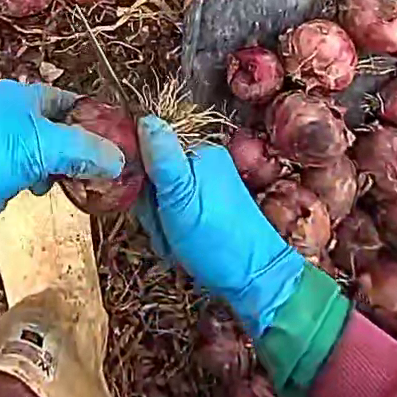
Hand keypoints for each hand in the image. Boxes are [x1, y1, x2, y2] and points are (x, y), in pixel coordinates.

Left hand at [0, 80, 125, 239]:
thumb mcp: (42, 148)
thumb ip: (84, 151)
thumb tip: (120, 160)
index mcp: (22, 95)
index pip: (70, 102)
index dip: (91, 124)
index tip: (107, 149)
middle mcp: (5, 110)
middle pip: (52, 130)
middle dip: (65, 155)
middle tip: (74, 177)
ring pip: (31, 154)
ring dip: (39, 173)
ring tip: (37, 190)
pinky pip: (7, 171)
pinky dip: (12, 185)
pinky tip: (5, 199)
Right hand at [134, 116, 306, 334]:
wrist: (255, 278)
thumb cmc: (215, 238)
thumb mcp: (180, 196)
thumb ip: (162, 157)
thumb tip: (145, 118)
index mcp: (200, 152)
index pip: (150, 150)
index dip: (140, 178)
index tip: (145, 203)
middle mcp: (205, 163)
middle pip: (155, 175)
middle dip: (151, 207)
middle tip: (163, 229)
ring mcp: (208, 186)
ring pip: (162, 198)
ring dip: (160, 223)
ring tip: (174, 242)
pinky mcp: (209, 208)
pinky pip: (177, 212)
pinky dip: (172, 230)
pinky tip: (180, 248)